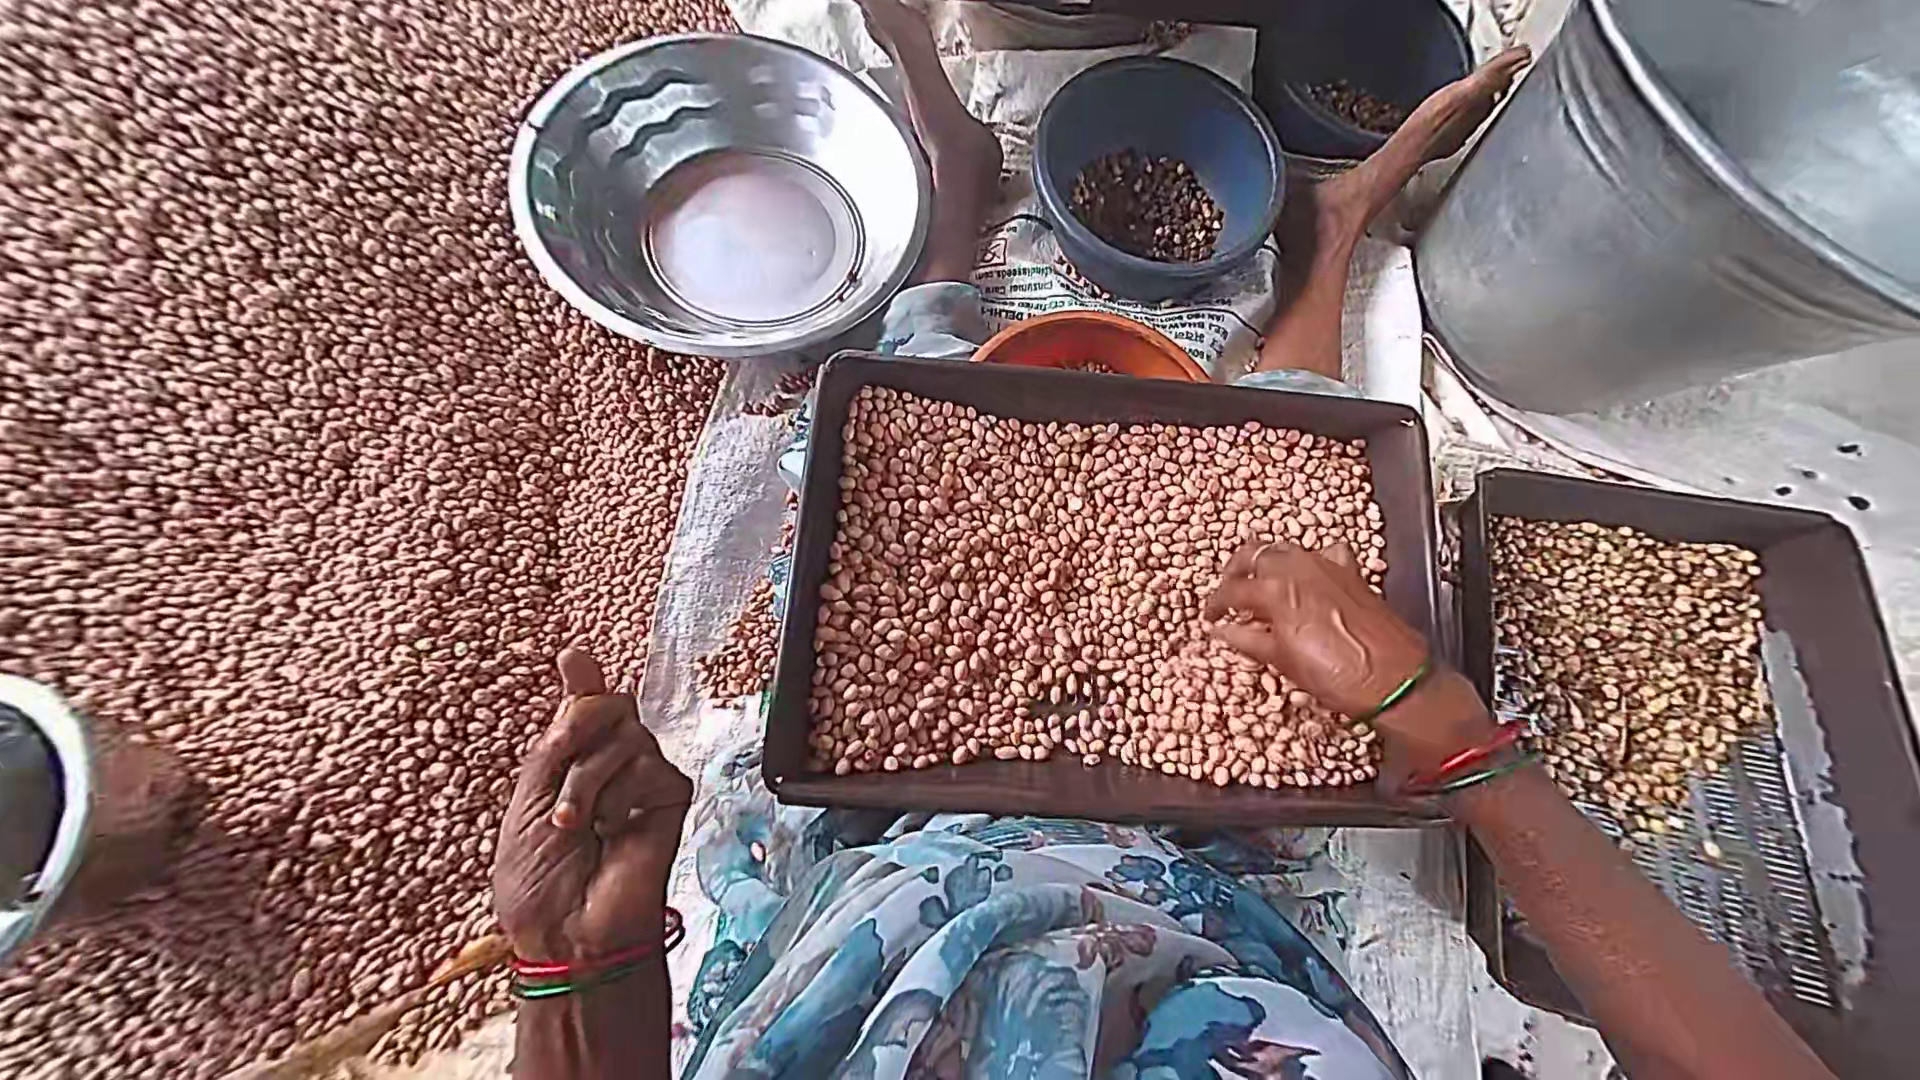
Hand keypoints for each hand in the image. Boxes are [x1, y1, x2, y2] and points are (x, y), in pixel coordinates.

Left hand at [492, 649, 692, 961]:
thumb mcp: (529, 799)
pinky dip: (622, 796)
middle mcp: (615, 759)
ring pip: (626, 736)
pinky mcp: (672, 790)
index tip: (573, 658)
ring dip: (588, 782)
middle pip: (610, 707)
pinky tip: (616, 826)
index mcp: (577, 761)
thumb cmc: (539, 875)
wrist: (570, 928)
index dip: (583, 681)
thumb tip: (577, 662)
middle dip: (580, 728)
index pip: (587, 707)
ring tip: (578, 824)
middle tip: (563, 761)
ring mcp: (646, 773)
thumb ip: (560, 735)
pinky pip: (649, 766)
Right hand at [1205, 540, 1497, 780]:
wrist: (1397, 683)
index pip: (1230, 590)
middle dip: (1236, 571)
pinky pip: (1325, 554)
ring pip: (1285, 549)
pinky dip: (1311, 561)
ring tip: (1260, 582)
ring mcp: (1327, 567)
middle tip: (1229, 590)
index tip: (1211, 616)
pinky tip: (1309, 578)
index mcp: (1274, 590)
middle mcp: (1298, 569)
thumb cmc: (1339, 675)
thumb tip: (1223, 631)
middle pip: (1253, 554)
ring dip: (1267, 562)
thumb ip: (1246, 639)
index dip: (1215, 604)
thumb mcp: (1281, 660)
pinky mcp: (1352, 574)